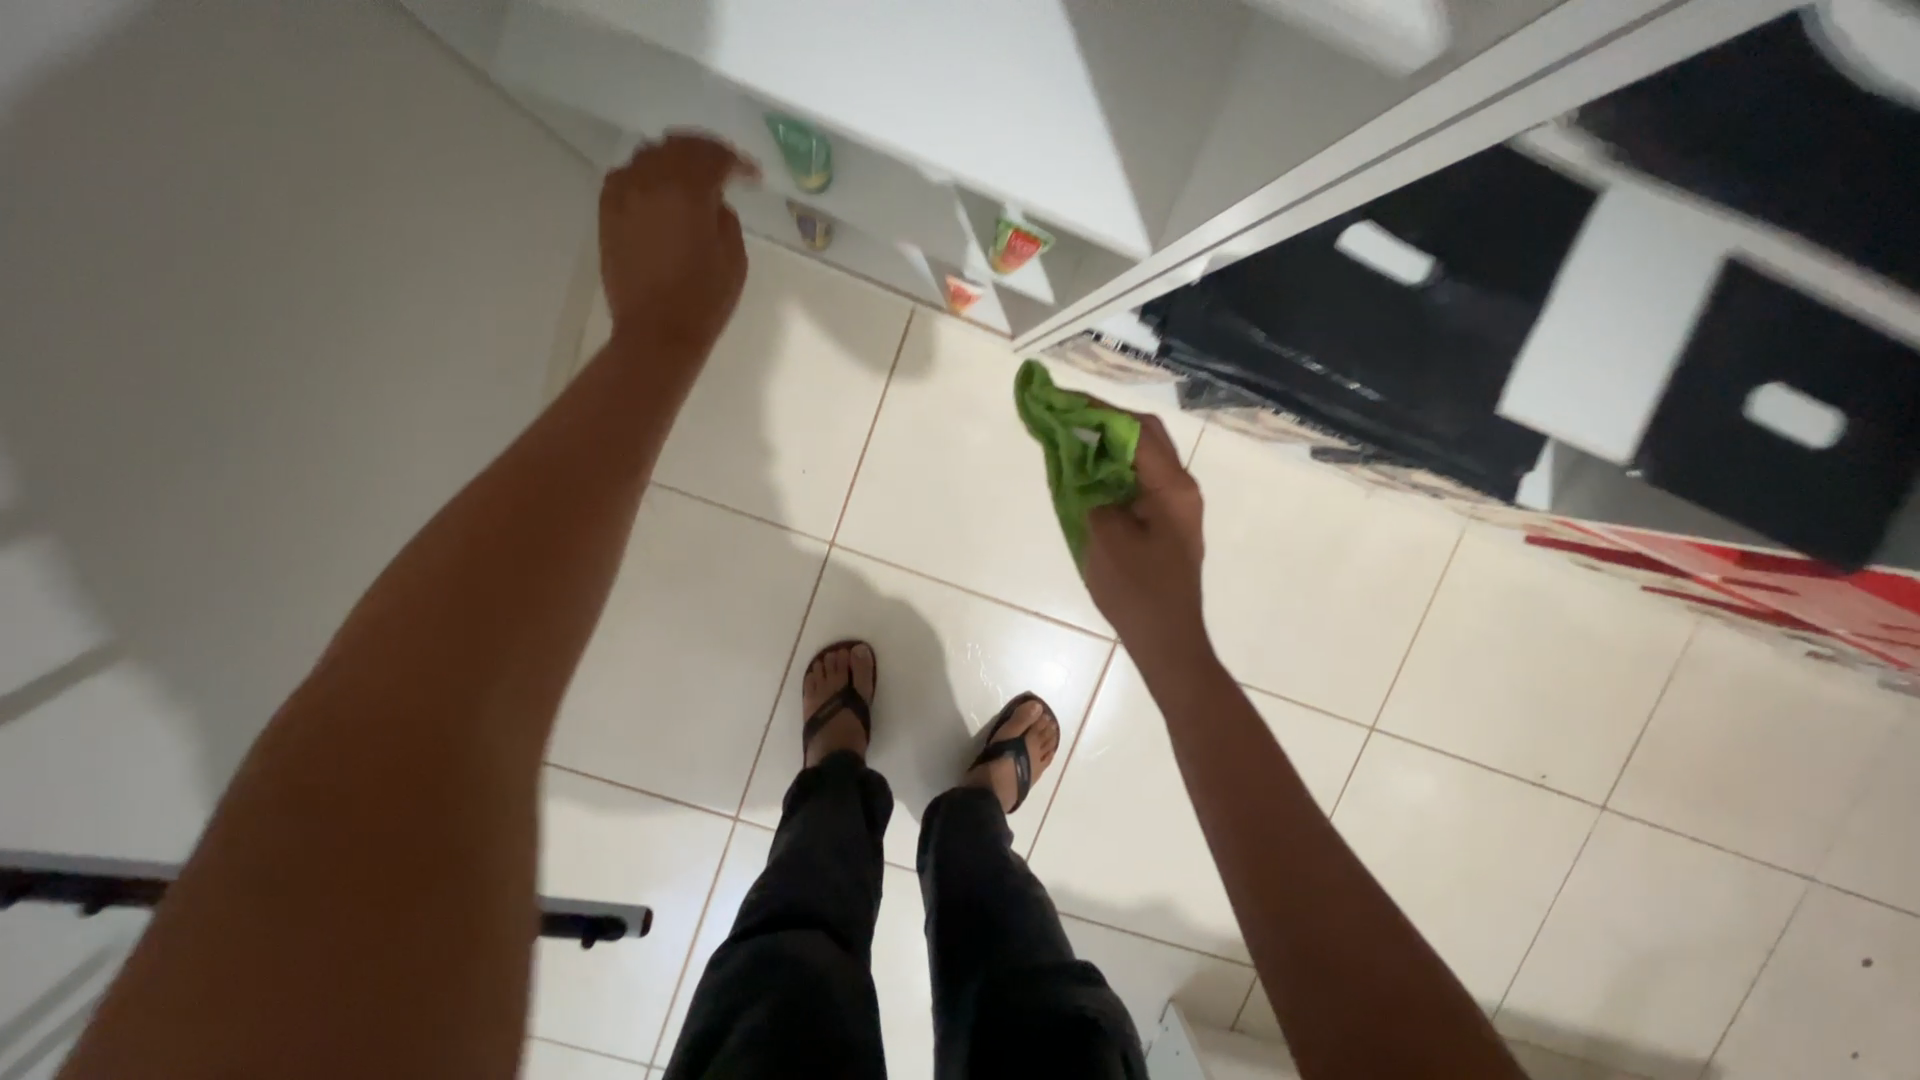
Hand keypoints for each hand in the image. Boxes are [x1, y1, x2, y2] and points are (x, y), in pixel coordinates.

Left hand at [598, 133, 758, 352]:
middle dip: (705, 153)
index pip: (715, 157)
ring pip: (649, 156)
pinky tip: (658, 191)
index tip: (751, 176)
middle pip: (679, 146)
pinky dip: (645, 176)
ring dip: (674, 160)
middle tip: (723, 167)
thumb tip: (712, 201)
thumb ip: (725, 218)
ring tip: (690, 177)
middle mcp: (651, 180)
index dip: (736, 162)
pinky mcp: (607, 212)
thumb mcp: (734, 258)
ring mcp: (623, 194)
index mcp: (688, 190)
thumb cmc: (704, 300)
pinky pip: (626, 176)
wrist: (656, 332)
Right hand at [1084, 412, 1208, 657]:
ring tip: (1072, 436)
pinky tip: (1088, 473)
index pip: (1135, 431)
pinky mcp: (1167, 523)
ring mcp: (1177, 506)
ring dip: (1109, 443)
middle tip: (1066, 414)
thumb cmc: (1137, 593)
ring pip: (1143, 457)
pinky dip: (1114, 469)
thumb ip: (1090, 493)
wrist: (1168, 641)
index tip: (1062, 400)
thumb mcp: (1104, 539)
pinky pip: (1140, 481)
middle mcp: (1181, 488)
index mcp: (1172, 488)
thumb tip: (1080, 465)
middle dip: (1105, 420)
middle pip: (1145, 436)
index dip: (1097, 411)